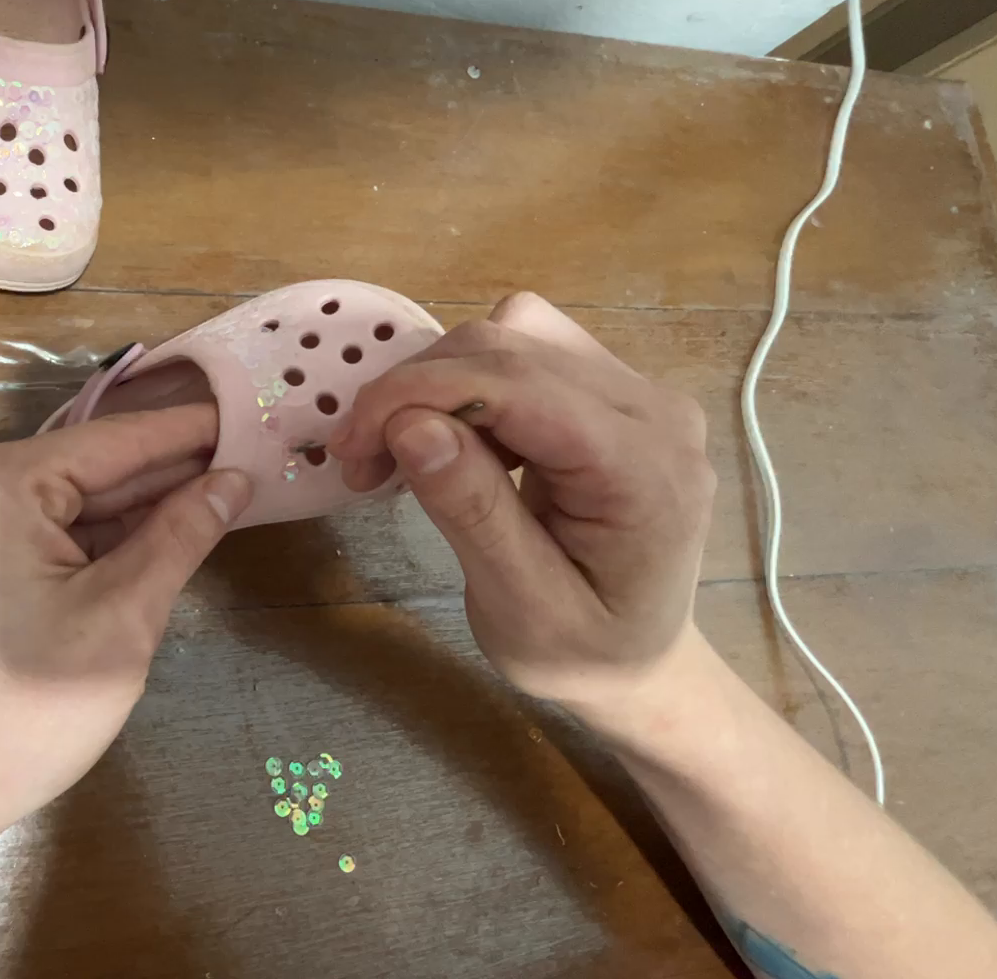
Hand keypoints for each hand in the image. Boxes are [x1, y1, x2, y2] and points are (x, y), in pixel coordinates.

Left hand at [0, 404, 250, 886]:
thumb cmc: (29, 710)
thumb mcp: (122, 617)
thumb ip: (180, 535)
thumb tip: (233, 482)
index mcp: (0, 480)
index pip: (117, 440)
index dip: (190, 431)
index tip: (251, 414)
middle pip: (98, 465)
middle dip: (175, 467)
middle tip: (253, 452)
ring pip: (82, 497)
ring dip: (149, 500)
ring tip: (228, 484)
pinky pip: (58, 526)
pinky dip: (113, 531)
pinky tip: (171, 523)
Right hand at [327, 292, 715, 713]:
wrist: (636, 661)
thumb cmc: (582, 653)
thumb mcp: (521, 607)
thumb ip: (473, 513)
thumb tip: (410, 425)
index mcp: (644, 466)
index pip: (515, 383)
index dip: (415, 393)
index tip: (348, 445)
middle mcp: (649, 407)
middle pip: (504, 344)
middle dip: (411, 390)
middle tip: (359, 461)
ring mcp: (630, 391)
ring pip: (504, 335)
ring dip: (430, 384)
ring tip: (397, 453)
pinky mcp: (602, 391)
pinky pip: (513, 353)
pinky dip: (456, 387)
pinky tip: (444, 441)